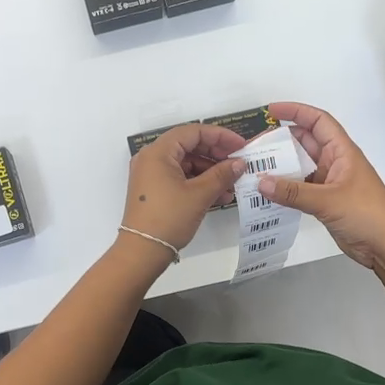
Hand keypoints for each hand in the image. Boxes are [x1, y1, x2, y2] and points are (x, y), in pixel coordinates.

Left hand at [120, 123, 248, 257]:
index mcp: (158, 152)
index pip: (193, 132)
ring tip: (232, 185)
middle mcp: (151, 158)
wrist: (142, 251)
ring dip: (210, 172)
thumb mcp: (199, 195)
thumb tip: (239, 163)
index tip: (241, 145)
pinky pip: (180, 178)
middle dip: (216, 155)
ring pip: (186, 164)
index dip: (220, 136)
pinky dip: (199, 183)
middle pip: (189, 146)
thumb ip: (222, 174)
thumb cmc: (169, 218)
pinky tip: (220, 195)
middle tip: (238, 164)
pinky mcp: (154, 190)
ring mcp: (151, 175)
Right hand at [259, 102, 384, 270]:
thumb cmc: (367, 214)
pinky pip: (300, 189)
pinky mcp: (325, 202)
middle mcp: (335, 162)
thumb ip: (293, 193)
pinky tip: (267, 193)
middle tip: (255, 147)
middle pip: (305, 142)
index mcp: (342, 151)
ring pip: (301, 167)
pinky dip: (285, 189)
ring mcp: (330, 183)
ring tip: (255, 168)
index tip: (271, 111)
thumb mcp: (328, 201)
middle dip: (281, 141)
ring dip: (281, 166)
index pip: (318, 121)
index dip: (296, 111)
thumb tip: (261, 182)